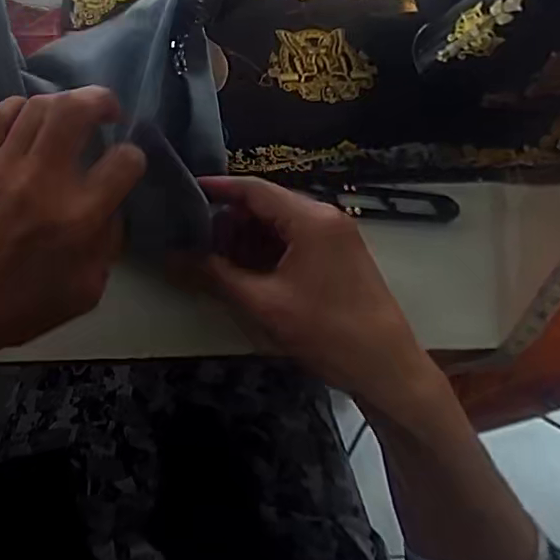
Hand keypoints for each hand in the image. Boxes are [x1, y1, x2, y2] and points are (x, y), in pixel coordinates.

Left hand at [0, 87, 145, 405]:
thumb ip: (108, 242)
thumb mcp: (85, 290)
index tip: (126, 162)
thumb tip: (110, 203)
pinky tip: (28, 118)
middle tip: (108, 111)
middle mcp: (41, 182)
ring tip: (70, 114)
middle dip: (100, 99)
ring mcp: (1, 168)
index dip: (133, 157)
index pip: (122, 162)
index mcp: (77, 218)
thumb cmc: (20, 306)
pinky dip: (18, 108)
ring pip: (37, 106)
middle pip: (75, 110)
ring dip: (63, 101)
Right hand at [197, 176, 442, 422]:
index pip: (253, 189)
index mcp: (310, 219)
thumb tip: (171, 258)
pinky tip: (244, 270)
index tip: (184, 190)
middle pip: (264, 203)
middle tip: (194, 238)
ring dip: (245, 236)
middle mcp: (324, 216)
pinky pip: (292, 237)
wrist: (388, 371)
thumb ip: (214, 275)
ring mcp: (334, 234)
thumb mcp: (263, 303)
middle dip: (227, 219)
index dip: (216, 188)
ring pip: (276, 222)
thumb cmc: (327, 331)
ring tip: (214, 258)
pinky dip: (265, 248)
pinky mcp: (337, 253)